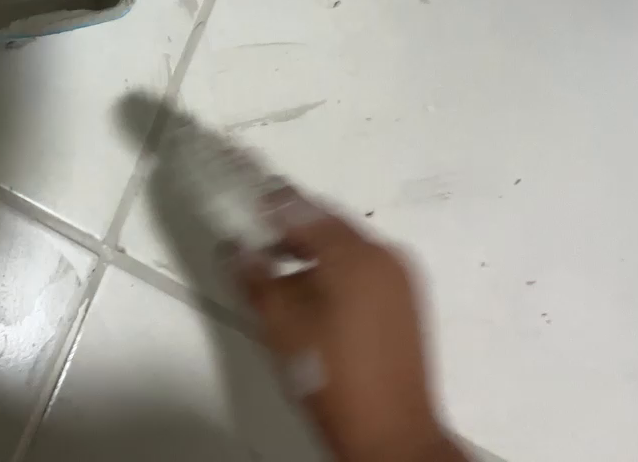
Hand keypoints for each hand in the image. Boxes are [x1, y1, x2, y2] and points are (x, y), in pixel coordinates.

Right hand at [237, 199, 464, 461]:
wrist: (393, 438)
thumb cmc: (328, 372)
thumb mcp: (277, 320)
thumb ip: (251, 273)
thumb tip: (233, 245)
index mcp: (351, 252)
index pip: (295, 204)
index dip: (261, 200)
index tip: (233, 200)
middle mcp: (381, 253)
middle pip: (322, 218)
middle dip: (284, 223)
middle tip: (250, 235)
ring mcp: (399, 276)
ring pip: (342, 240)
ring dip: (308, 243)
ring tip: (274, 263)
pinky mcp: (404, 298)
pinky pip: (360, 261)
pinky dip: (332, 262)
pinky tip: (308, 285)